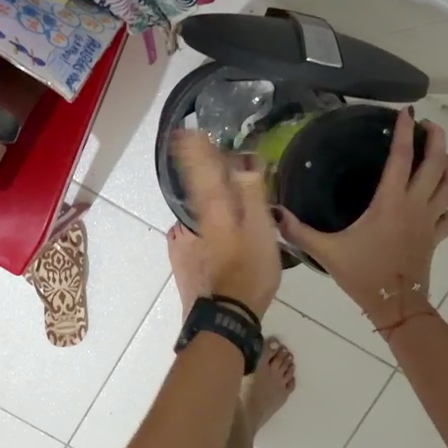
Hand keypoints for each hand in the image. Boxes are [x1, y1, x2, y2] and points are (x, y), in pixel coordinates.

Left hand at [173, 129, 281, 316]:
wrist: (226, 317)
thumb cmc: (248, 271)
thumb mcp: (260, 231)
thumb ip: (252, 195)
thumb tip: (245, 163)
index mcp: (214, 209)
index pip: (202, 170)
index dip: (195, 149)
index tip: (188, 130)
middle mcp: (196, 221)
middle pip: (198, 188)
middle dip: (198, 168)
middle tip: (203, 150)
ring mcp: (189, 242)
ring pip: (198, 209)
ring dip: (203, 192)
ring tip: (216, 183)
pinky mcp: (189, 260)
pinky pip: (197, 227)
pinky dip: (205, 216)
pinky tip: (217, 222)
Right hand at [277, 109, 447, 325]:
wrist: (396, 307)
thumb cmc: (363, 275)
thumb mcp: (327, 252)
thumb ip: (299, 231)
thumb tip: (274, 214)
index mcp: (390, 202)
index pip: (401, 158)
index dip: (405, 133)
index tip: (407, 113)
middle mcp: (414, 206)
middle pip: (436, 164)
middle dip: (437, 139)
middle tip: (429, 125)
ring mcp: (429, 222)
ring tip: (442, 153)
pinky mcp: (435, 238)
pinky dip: (446, 204)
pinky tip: (438, 202)